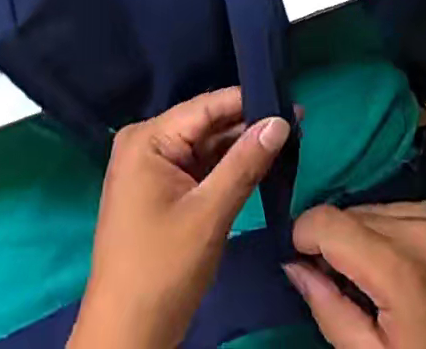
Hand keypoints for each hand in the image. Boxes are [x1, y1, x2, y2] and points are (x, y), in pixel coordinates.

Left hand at [68, 88, 291, 348]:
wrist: (126, 336)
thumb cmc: (163, 270)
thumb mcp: (210, 213)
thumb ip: (245, 162)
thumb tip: (281, 121)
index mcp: (148, 138)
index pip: (206, 107)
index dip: (250, 101)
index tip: (291, 100)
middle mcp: (146, 143)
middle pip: (207, 125)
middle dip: (250, 125)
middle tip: (299, 121)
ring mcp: (151, 167)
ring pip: (206, 146)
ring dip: (242, 147)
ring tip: (289, 138)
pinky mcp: (160, 189)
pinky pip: (199, 167)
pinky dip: (228, 168)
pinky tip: (261, 162)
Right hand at [283, 202, 425, 348]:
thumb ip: (330, 311)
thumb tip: (293, 265)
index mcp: (402, 268)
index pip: (326, 221)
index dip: (302, 238)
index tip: (302, 266)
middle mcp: (419, 226)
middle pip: (346, 214)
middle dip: (332, 245)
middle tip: (341, 288)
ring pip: (367, 209)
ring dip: (358, 238)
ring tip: (372, 283)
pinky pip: (393, 209)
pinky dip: (382, 231)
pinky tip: (395, 267)